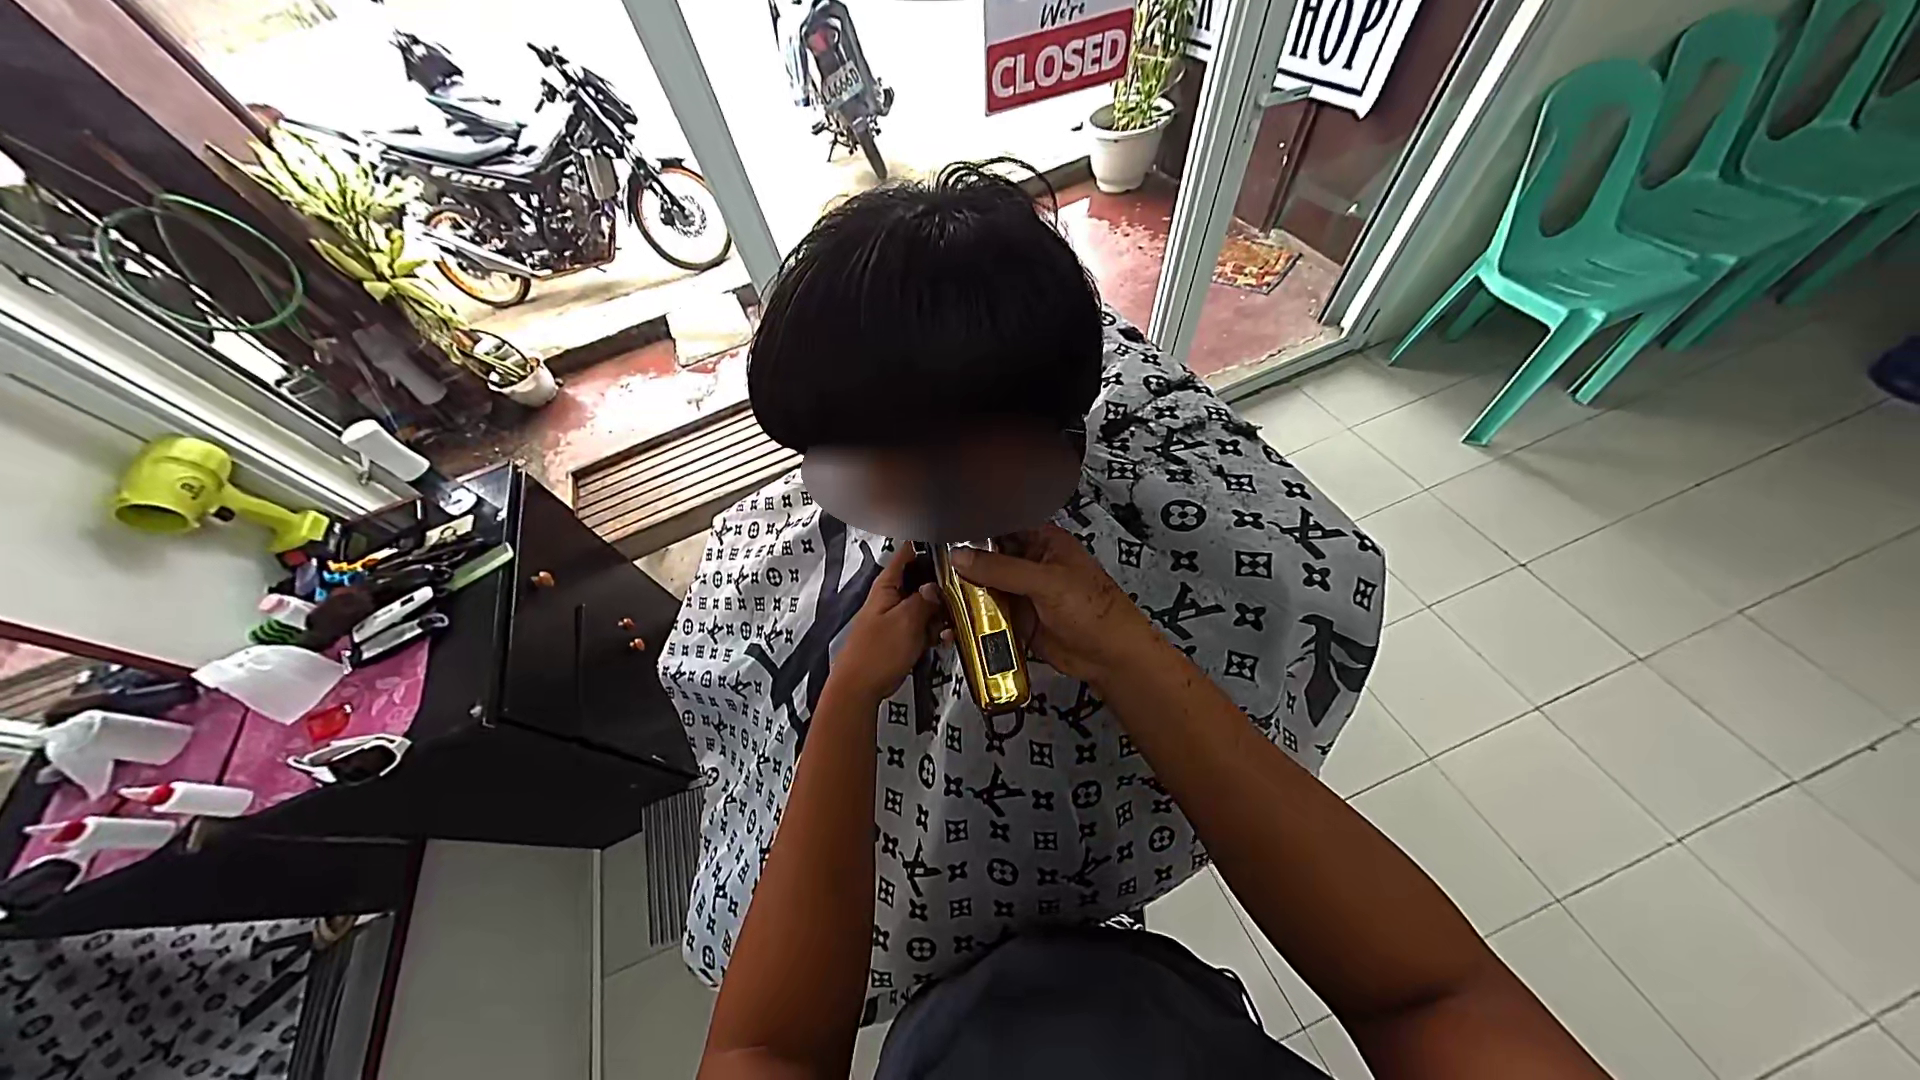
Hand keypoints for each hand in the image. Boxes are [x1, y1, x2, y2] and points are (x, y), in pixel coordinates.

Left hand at [825, 545, 947, 703]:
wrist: (860, 689)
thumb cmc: (876, 653)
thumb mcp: (906, 620)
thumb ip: (924, 599)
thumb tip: (937, 586)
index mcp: (887, 586)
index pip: (907, 554)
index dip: (927, 549)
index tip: (949, 554)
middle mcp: (891, 598)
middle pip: (921, 581)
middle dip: (941, 589)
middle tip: (956, 597)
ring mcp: (897, 618)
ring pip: (926, 606)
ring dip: (940, 614)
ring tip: (947, 625)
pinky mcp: (902, 636)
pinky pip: (923, 627)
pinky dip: (933, 632)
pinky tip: (941, 639)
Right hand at [950, 525, 1163, 686]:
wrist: (1111, 657)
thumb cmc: (1097, 611)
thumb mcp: (1047, 582)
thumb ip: (1003, 568)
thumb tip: (963, 557)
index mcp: (1043, 542)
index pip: (1001, 527)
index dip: (974, 532)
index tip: (946, 540)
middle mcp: (1030, 565)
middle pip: (986, 559)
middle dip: (963, 567)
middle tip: (936, 574)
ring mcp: (1023, 593)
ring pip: (984, 589)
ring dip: (964, 596)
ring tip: (939, 600)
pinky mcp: (1018, 620)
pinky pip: (988, 617)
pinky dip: (972, 622)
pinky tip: (956, 626)